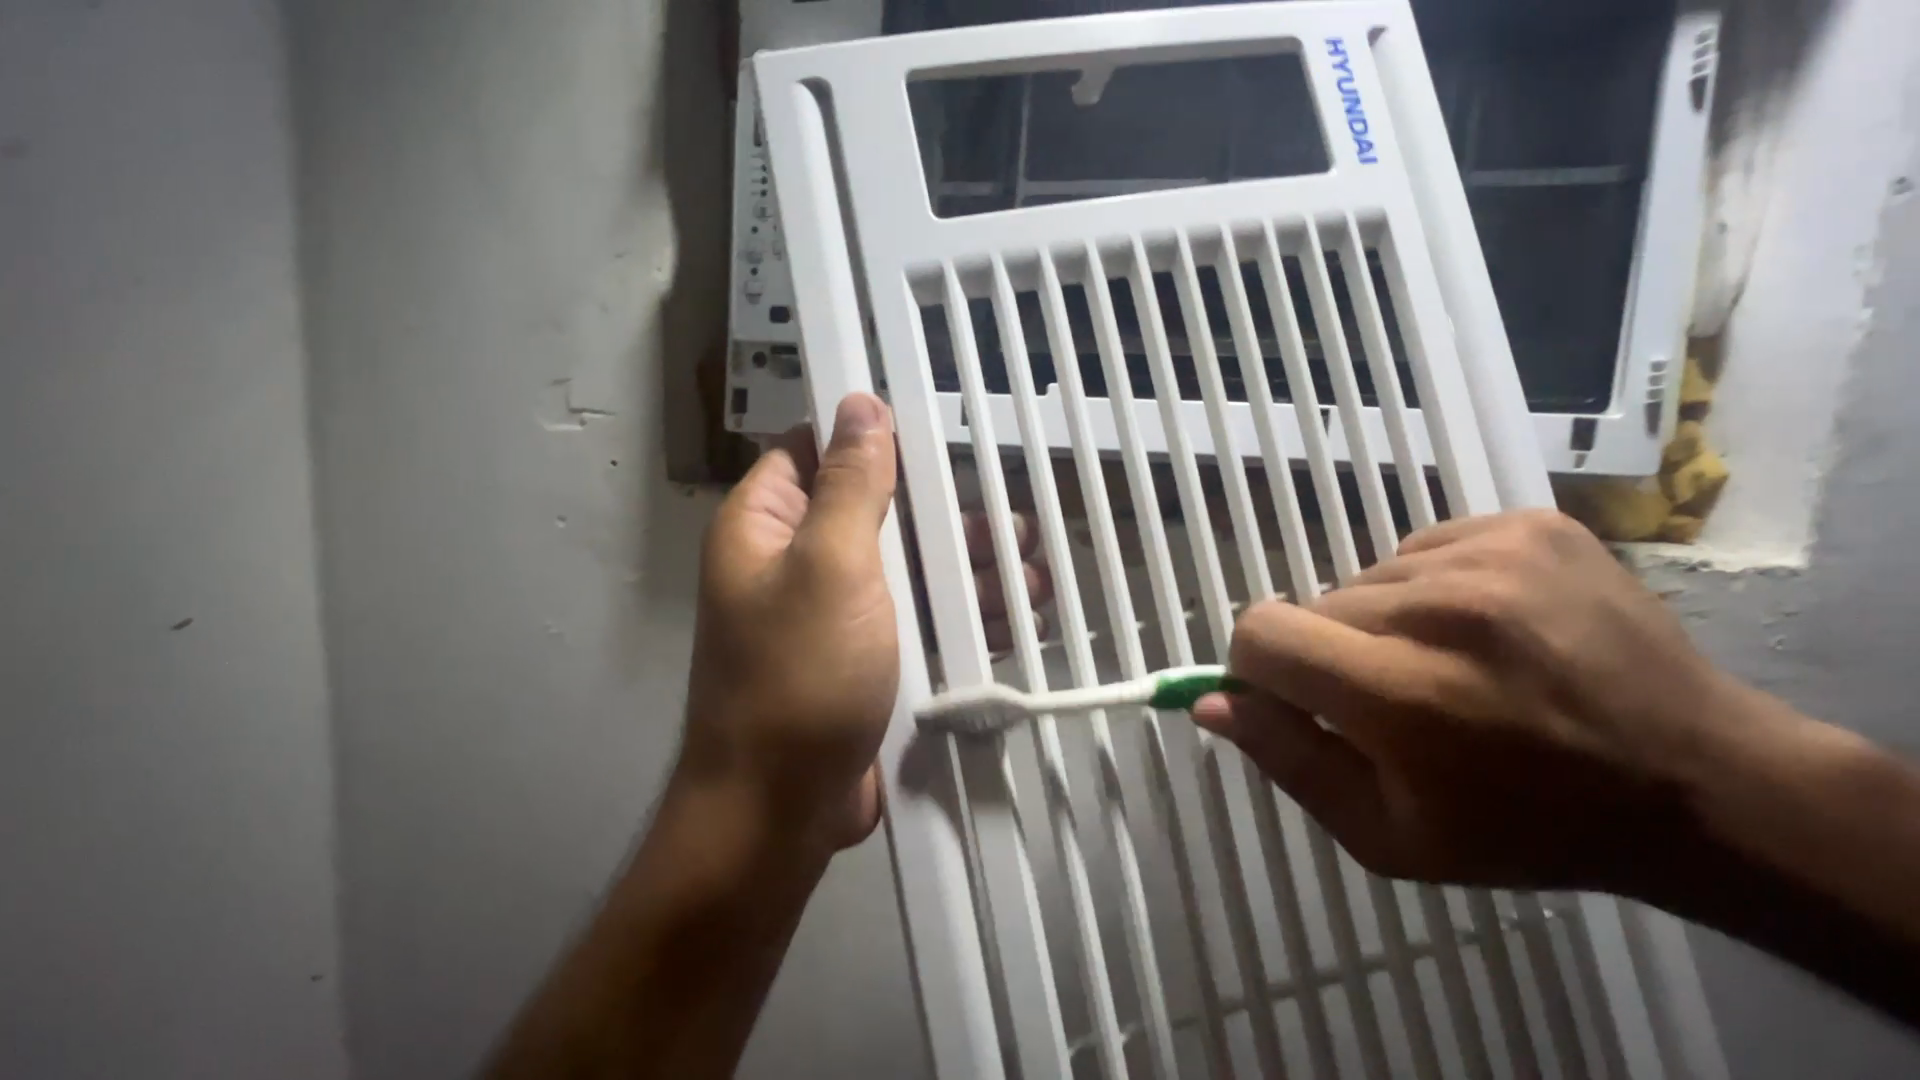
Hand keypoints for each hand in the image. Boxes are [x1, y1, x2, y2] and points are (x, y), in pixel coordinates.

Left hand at [679, 392, 1049, 854]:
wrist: (779, 812)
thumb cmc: (801, 675)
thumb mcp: (831, 565)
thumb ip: (850, 484)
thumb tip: (858, 403)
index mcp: (767, 527)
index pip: (815, 451)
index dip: (871, 436)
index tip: (939, 436)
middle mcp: (795, 564)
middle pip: (878, 514)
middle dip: (947, 518)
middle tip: (1014, 525)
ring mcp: (832, 618)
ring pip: (907, 571)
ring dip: (968, 571)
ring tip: (1034, 576)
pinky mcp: (864, 663)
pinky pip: (916, 622)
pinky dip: (960, 619)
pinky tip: (1017, 623)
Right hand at [1195, 509, 1755, 895]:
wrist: (1699, 781)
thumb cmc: (1526, 827)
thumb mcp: (1389, 835)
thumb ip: (1288, 761)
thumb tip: (1210, 702)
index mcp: (1401, 692)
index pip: (1262, 633)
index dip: (1260, 670)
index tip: (1297, 702)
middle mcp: (1439, 606)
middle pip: (1312, 606)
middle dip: (1328, 655)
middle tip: (1391, 701)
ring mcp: (1491, 553)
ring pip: (1367, 580)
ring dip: (1381, 622)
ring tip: (1449, 667)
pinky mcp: (1528, 523)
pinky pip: (1422, 548)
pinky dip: (1429, 587)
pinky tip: (1483, 631)